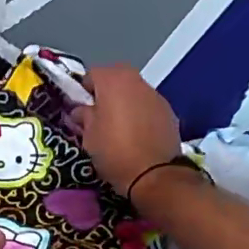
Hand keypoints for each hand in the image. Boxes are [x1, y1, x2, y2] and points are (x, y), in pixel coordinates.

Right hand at [76, 66, 181, 194]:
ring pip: (133, 92)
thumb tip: (80, 111)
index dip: (82, 91)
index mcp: (113, 80)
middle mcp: (136, 81)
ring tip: (118, 127)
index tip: (80, 109)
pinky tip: (136, 135)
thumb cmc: (113, 150)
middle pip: (115, 78)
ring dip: (124, 102)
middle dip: (105, 93)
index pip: (91, 74)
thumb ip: (82, 116)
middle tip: (98, 116)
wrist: (154, 174)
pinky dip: (140, 114)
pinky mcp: (169, 112)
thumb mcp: (88, 135)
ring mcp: (156, 95)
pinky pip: (147, 106)